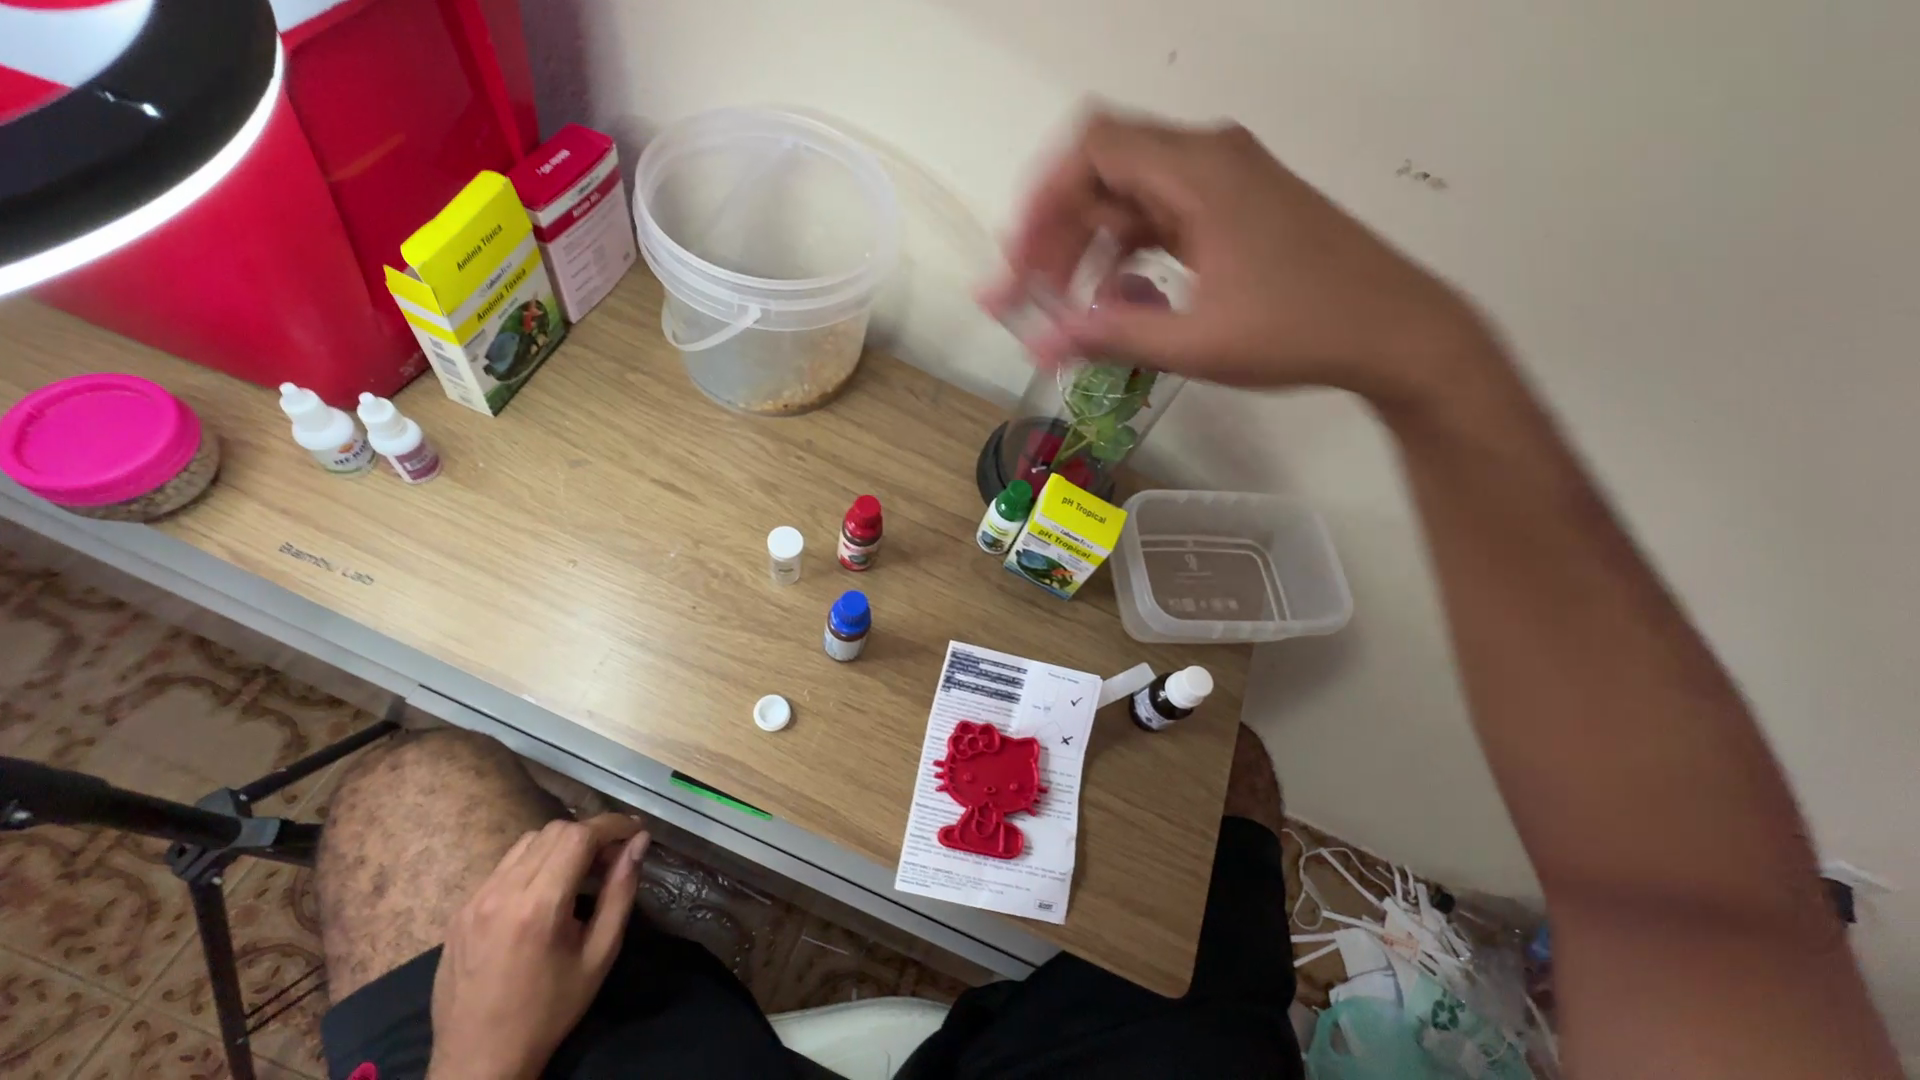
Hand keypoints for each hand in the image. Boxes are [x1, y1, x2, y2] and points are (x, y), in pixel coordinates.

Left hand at [425, 815, 651, 1079]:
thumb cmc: (549, 1011)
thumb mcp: (599, 954)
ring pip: (526, 842)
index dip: (612, 825)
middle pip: (554, 831)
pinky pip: (503, 866)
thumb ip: (620, 893)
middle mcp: (501, 892)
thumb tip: (639, 844)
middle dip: (590, 834)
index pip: (579, 835)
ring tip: (580, 872)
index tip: (635, 831)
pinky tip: (545, 891)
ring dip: (560, 844)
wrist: (478, 1060)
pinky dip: (533, 863)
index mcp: (539, 905)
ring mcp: (475, 899)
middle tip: (612, 857)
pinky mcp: (460, 909)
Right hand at [983, 109, 1497, 406]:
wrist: (1399, 331)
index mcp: (1199, 172)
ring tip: (1066, 306)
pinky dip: (1128, 251)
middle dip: (1057, 230)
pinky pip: (1161, 216)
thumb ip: (1110, 337)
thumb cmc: (1301, 330)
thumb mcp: (1197, 342)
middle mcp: (1208, 159)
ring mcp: (1225, 182)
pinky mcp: (1235, 209)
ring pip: (1130, 195)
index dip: (1042, 198)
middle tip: (1031, 294)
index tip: (1020, 257)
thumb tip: (1038, 347)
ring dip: (1090, 244)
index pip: (1093, 148)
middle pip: (1104, 170)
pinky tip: (1118, 300)